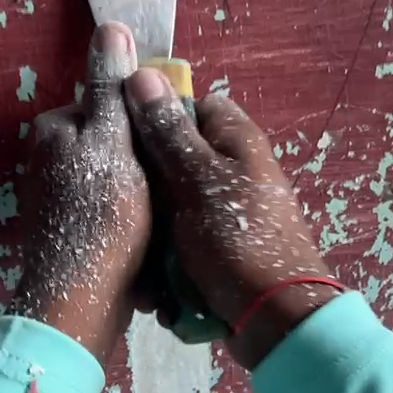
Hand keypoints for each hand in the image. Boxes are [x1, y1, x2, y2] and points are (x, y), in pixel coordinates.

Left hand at [10, 23, 151, 363]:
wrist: (83, 298)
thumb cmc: (103, 215)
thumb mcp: (113, 141)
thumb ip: (110, 88)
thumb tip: (111, 26)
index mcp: (51, 131)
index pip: (107, 108)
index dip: (139, 128)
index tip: (159, 154)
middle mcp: (44, 161)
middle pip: (112, 147)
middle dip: (140, 167)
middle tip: (161, 192)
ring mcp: (53, 201)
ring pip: (113, 184)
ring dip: (137, 200)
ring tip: (154, 222)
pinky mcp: (66, 235)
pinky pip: (106, 216)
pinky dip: (125, 226)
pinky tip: (140, 244)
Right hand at [122, 70, 338, 369]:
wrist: (272, 317)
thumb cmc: (236, 240)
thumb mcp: (197, 181)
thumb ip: (168, 132)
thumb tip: (142, 74)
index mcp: (236, 141)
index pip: (193, 105)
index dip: (158, 115)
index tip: (123, 136)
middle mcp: (233, 170)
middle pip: (176, 158)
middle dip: (148, 182)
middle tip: (120, 197)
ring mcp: (225, 212)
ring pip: (173, 204)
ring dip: (153, 227)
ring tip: (131, 243)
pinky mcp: (217, 247)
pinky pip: (182, 239)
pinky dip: (167, 254)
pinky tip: (150, 271)